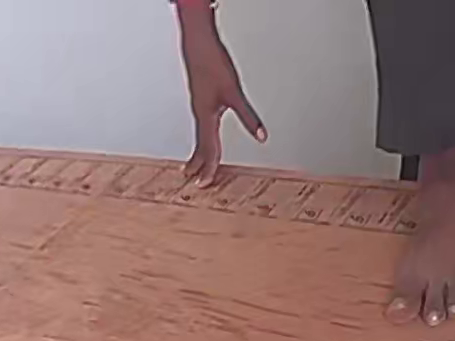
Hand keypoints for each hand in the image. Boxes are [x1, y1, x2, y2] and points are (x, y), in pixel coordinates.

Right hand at [176, 2, 265, 185]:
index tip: (205, 183)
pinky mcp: (200, 101)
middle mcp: (200, 116)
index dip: (208, 168)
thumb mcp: (235, 93)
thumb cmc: (212, 63)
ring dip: (198, 155)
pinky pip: (200, 128)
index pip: (209, 150)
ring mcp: (199, 108)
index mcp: (207, 118)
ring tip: (193, 167)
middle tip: (195, 181)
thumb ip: (248, 117)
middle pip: (201, 147)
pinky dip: (200, 140)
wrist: (197, 42)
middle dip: (198, 166)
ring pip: (199, 138)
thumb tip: (261, 136)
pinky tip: (203, 139)